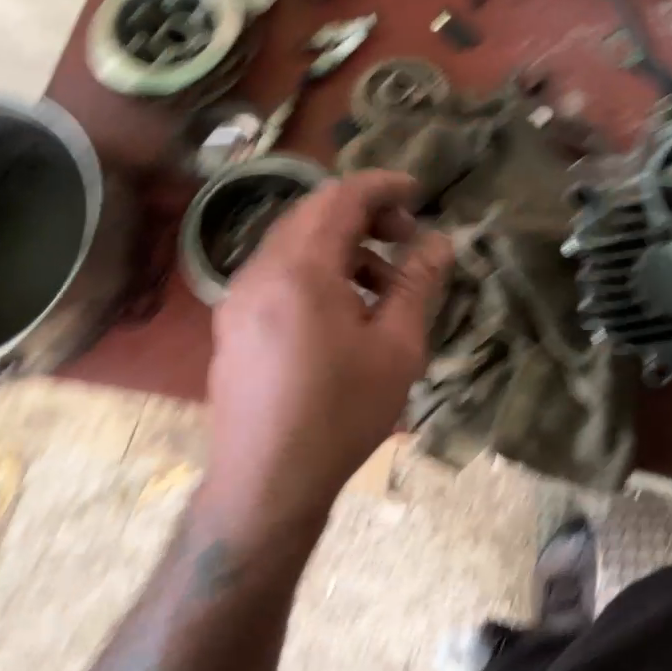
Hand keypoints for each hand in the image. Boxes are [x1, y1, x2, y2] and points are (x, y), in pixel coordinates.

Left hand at [202, 171, 453, 535]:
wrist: (266, 484)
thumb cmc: (341, 413)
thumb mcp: (397, 346)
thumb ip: (417, 283)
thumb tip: (438, 241)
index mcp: (300, 270)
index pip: (340, 198)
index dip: (383, 186)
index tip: (419, 192)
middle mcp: (259, 271)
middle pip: (313, 213)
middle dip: (364, 214)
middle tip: (407, 238)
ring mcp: (239, 298)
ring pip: (294, 243)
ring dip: (342, 245)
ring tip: (384, 283)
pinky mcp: (233, 324)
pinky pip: (279, 272)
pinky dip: (317, 269)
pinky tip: (346, 310)